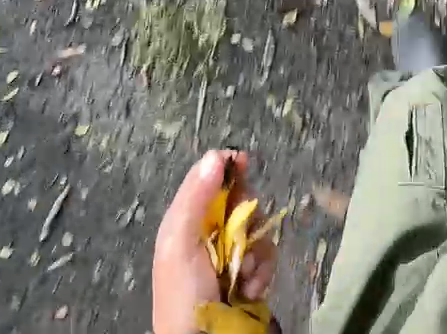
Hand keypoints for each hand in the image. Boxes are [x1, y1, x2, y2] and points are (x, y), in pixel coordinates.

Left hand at [152, 150, 275, 333]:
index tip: (242, 161)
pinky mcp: (249, 274)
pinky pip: (267, 255)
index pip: (209, 179)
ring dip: (255, 250)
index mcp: (186, 220)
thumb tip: (215, 154)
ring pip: (258, 228)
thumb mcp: (179, 243)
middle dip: (246, 216)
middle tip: (241, 233)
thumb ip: (195, 198)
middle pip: (240, 200)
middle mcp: (209, 232)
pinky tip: (249, 287)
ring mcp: (230, 254)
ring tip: (242, 274)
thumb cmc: (183, 292)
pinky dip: (262, 271)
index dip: (226, 167)